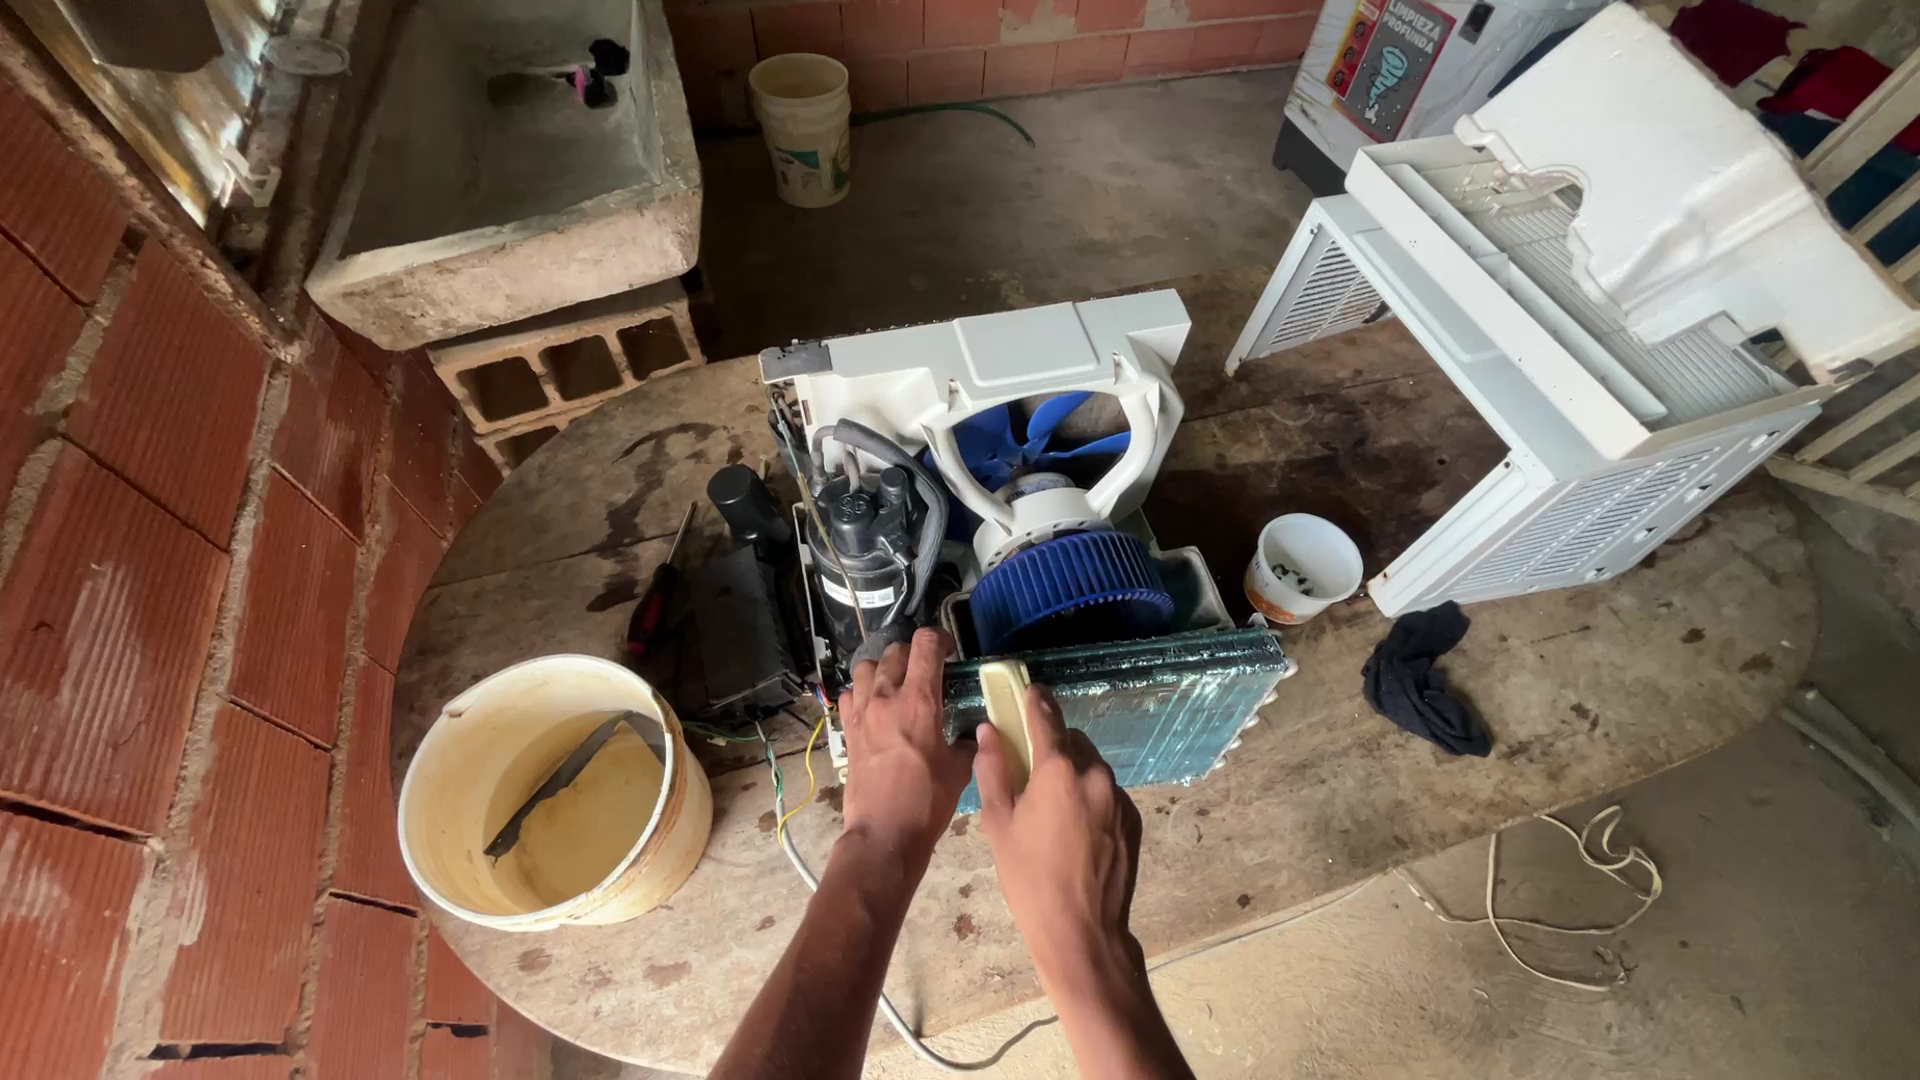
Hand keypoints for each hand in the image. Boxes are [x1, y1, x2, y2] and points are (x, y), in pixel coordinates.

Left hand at [837, 627, 974, 866]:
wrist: (884, 833)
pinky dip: (862, 691)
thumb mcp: (959, 770)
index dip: (940, 638)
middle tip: (927, 668)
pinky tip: (874, 706)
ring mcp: (862, 713)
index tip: (949, 650)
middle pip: (895, 651)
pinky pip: (850, 694)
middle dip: (914, 652)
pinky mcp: (847, 730)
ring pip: (867, 667)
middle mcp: (887, 697)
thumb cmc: (927, 801)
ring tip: (896, 682)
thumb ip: (967, 743)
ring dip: (883, 667)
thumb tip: (973, 735)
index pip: (926, 644)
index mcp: (919, 700)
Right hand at [975, 684, 1145, 994]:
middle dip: (1054, 747)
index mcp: (1058, 770)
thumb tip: (987, 732)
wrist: (1083, 932)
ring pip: (1092, 766)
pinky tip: (1077, 830)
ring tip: (1054, 809)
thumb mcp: (999, 823)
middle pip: (1072, 741)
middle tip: (1033, 774)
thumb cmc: (1029, 878)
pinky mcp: (1133, 818)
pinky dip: (1091, 797)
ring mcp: (1119, 796)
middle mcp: (1094, 773)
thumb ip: (993, 769)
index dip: (1035, 699)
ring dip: (1074, 772)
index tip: (1029, 689)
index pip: (1046, 716)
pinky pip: (1107, 792)